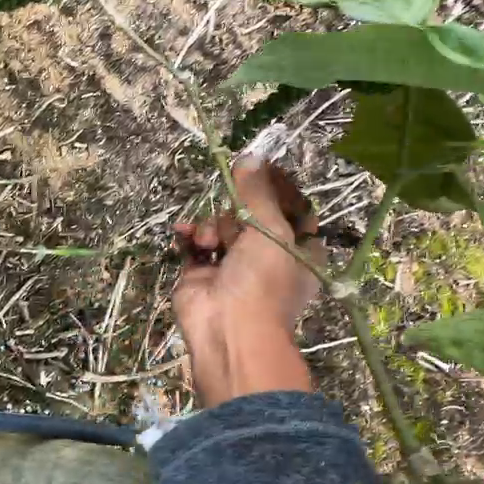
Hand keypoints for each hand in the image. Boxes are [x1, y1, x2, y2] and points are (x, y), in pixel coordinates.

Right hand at [172, 159, 327, 406]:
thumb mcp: (269, 230)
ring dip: (210, 227)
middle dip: (234, 213)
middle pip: (249, 214)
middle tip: (231, 224)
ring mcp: (232, 264)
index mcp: (298, 249)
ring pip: (219, 226)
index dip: (273, 189)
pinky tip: (184, 235)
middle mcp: (267, 255)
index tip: (254, 170)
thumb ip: (256, 192)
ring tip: (207, 244)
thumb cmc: (262, 281)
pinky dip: (189, 236)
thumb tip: (250, 156)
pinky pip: (194, 242)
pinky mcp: (201, 271)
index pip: (290, 209)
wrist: (228, 328)